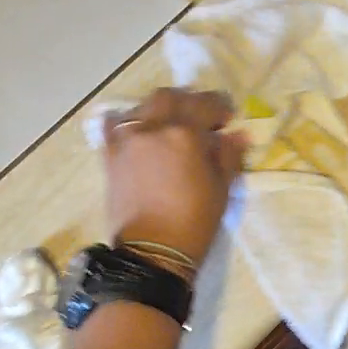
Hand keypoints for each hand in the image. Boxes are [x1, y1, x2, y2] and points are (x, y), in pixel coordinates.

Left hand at [101, 88, 247, 265]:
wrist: (152, 250)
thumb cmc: (194, 222)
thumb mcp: (221, 188)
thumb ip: (228, 155)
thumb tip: (237, 134)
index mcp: (184, 134)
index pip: (204, 104)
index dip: (219, 106)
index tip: (227, 117)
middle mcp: (152, 128)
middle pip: (169, 97)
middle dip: (187, 101)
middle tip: (200, 117)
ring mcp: (126, 139)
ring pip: (142, 107)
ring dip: (160, 110)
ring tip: (170, 126)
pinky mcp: (110, 154)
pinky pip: (115, 125)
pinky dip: (128, 122)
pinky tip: (139, 133)